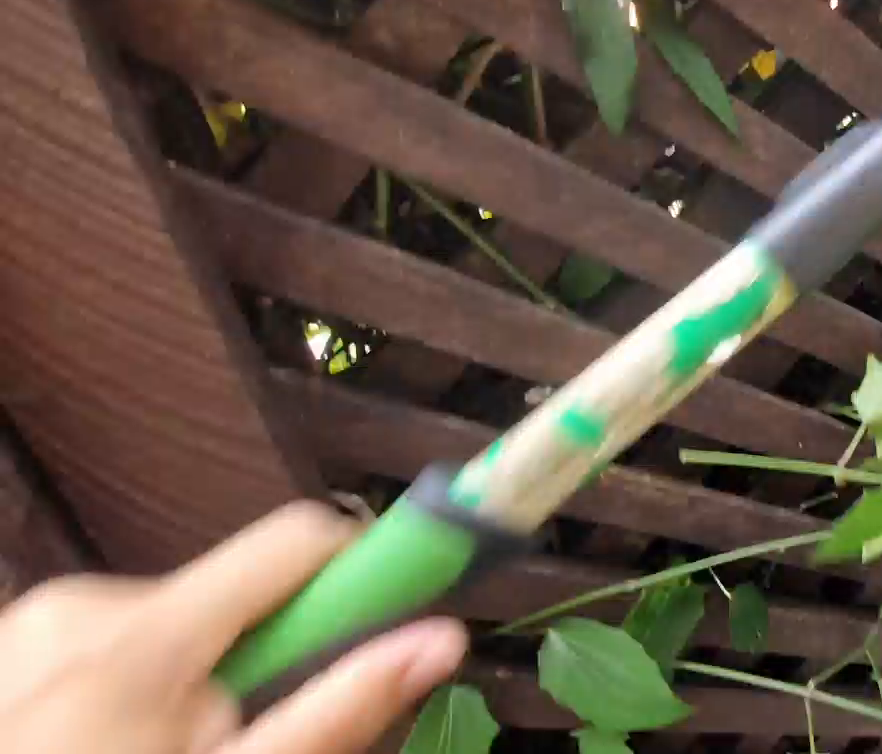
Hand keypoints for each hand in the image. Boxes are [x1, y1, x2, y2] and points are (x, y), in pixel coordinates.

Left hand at [0, 501, 467, 753]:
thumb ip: (341, 707)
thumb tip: (448, 638)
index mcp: (138, 637)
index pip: (300, 537)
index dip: (359, 563)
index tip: (381, 613)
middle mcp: (78, 609)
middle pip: (243, 585)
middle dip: (271, 643)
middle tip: (251, 726)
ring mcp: (26, 632)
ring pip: (185, 611)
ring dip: (209, 664)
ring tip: (169, 746)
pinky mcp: (8, 653)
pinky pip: (123, 634)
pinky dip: (149, 676)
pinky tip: (111, 742)